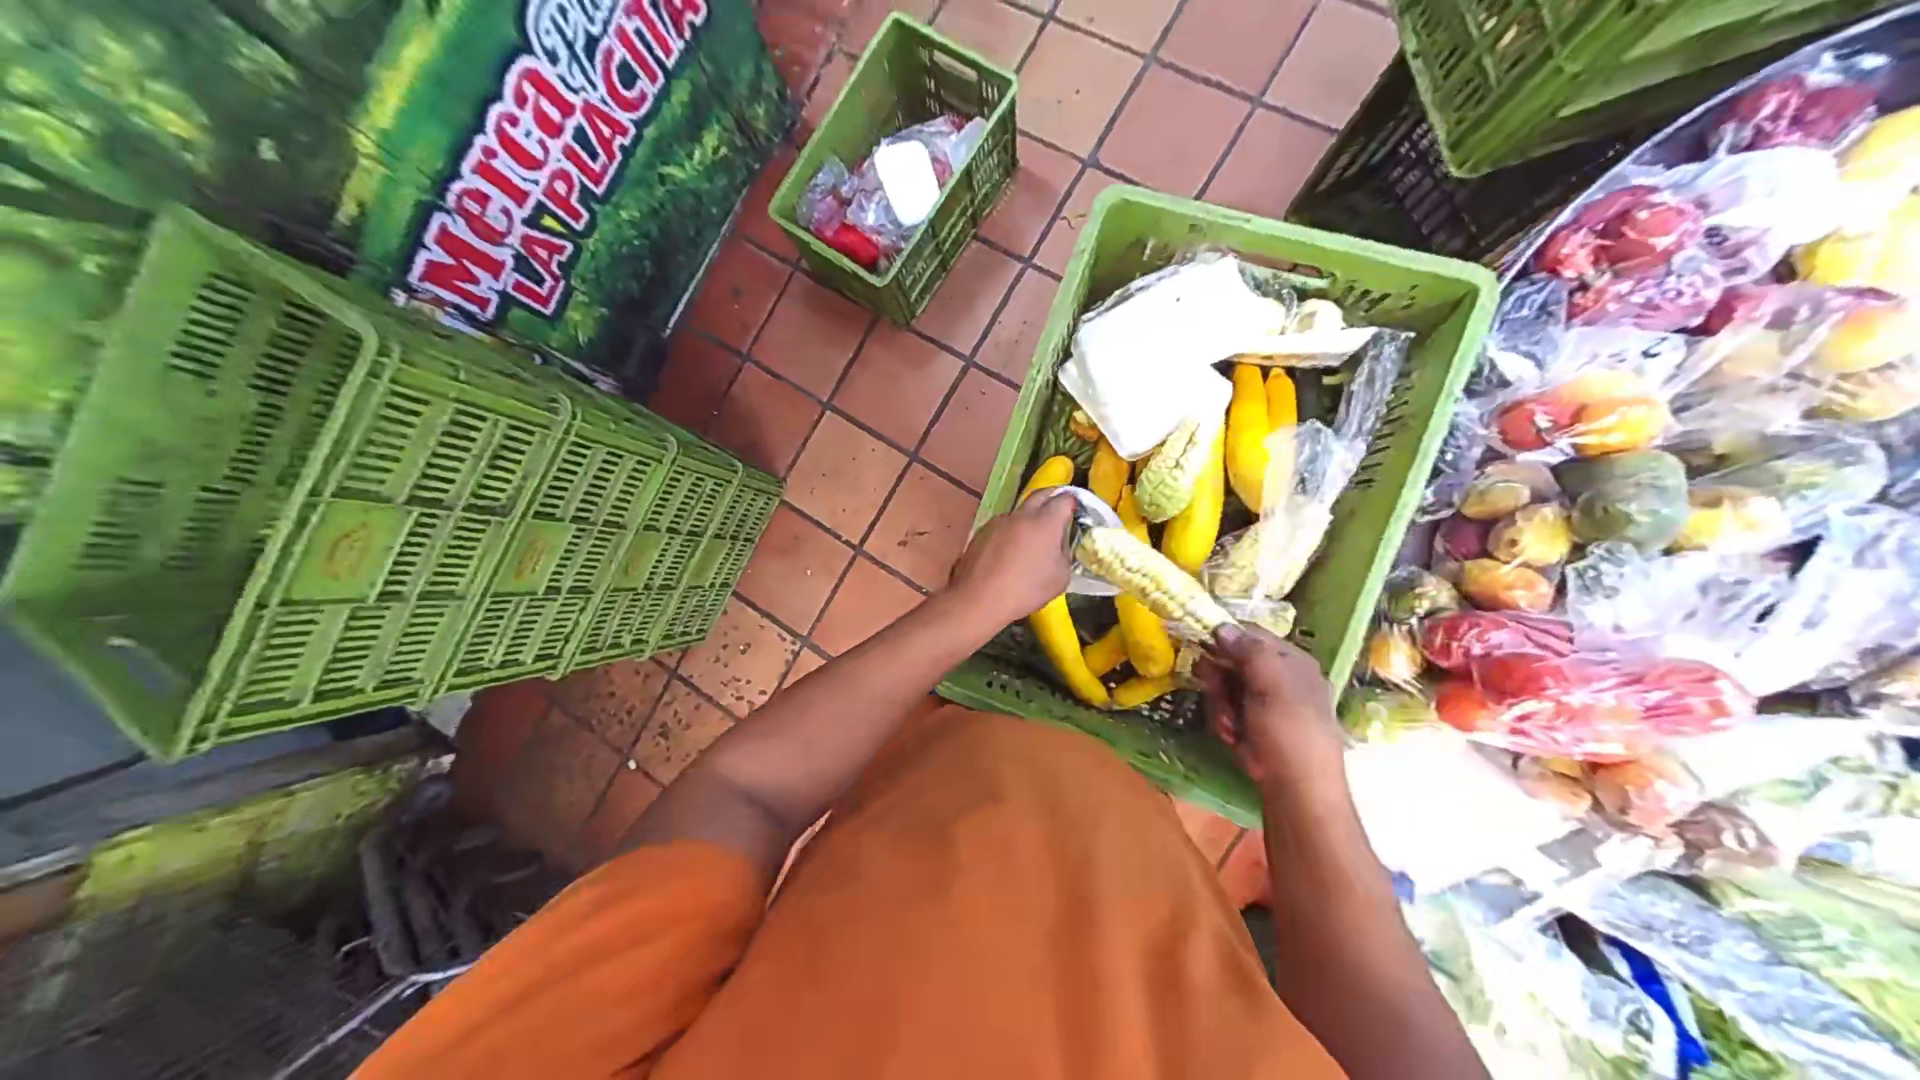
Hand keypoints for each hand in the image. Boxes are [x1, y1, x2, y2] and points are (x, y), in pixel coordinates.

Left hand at [948, 490, 1076, 624]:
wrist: (979, 599)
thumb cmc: (1026, 590)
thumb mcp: (1060, 577)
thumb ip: (1064, 552)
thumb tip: (1058, 543)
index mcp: (1045, 522)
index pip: (1064, 499)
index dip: (1073, 502)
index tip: (1076, 509)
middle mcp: (1021, 514)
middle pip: (1040, 495)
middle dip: (1052, 498)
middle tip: (1058, 509)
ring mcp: (999, 521)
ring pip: (1020, 511)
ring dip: (1029, 517)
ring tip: (1032, 537)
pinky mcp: (982, 531)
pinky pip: (1003, 525)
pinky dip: (1012, 531)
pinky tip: (1010, 551)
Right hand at [1195, 624, 1343, 790]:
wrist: (1297, 786)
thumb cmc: (1289, 728)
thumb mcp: (1271, 680)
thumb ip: (1248, 649)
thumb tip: (1222, 626)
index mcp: (1291, 660)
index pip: (1251, 634)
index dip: (1225, 638)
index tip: (1203, 647)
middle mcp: (1277, 677)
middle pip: (1231, 661)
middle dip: (1220, 680)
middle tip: (1217, 691)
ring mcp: (1263, 702)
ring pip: (1224, 687)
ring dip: (1221, 705)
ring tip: (1232, 725)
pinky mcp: (1250, 725)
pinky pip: (1226, 711)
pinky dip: (1226, 723)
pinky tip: (1235, 737)